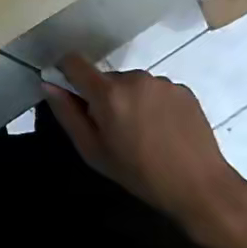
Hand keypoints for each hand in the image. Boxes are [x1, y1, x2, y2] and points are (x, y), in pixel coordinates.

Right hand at [43, 55, 246, 246]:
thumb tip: (48, 86)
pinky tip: (164, 131)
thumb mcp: (94, 152)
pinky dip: (154, 105)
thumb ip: (68, 115)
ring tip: (143, 134)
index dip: (66, 72)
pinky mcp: (184, 89)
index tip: (69, 91)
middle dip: (105, 98)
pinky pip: (157, 91)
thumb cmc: (139, 174)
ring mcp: (163, 82)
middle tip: (115, 132)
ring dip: (131, 101)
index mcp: (109, 93)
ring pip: (134, 85)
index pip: (75, 63)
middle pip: (107, 79)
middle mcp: (136, 78)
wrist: (197, 184)